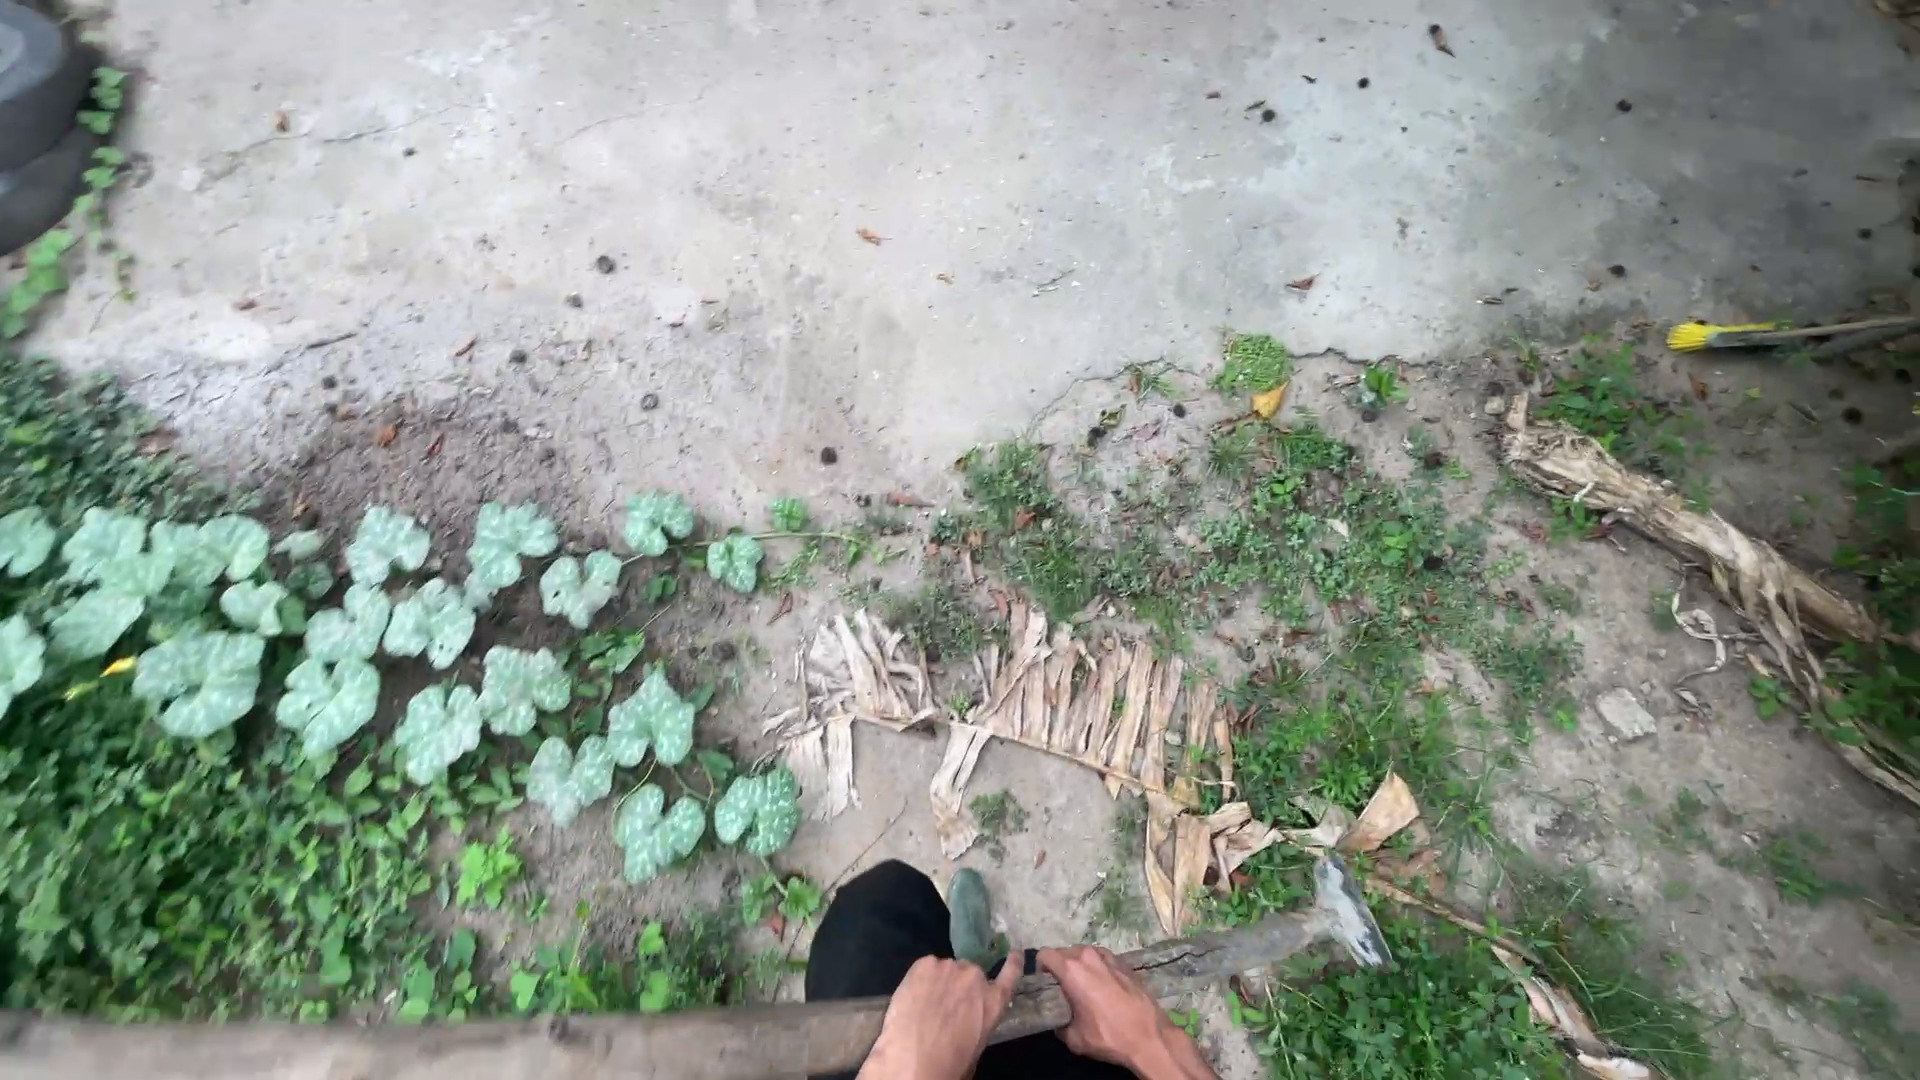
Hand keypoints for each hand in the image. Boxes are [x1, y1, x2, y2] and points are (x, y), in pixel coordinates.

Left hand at [858, 953, 1020, 1079]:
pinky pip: (927, 967)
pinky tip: (914, 997)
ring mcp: (950, 967)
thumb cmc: (950, 1065)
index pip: (1011, 974)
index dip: (1013, 962)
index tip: (1016, 951)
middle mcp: (975, 978)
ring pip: (946, 970)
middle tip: (946, 1006)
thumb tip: (969, 1018)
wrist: (914, 1063)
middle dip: (960, 986)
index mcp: (993, 1002)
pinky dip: (921, 980)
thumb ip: (979, 1020)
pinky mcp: (926, 963)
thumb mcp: (976, 1047)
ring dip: (940, 982)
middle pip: (970, 973)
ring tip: (926, 1005)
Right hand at [1036, 946, 1214, 1079]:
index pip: (1045, 954)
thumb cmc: (1108, 1035)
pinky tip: (1103, 986)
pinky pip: (1101, 958)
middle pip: (1063, 952)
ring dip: (1079, 966)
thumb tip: (1057, 1021)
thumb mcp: (1075, 1038)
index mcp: (1071, 969)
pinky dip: (1096, 967)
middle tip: (1062, 988)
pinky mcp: (1122, 961)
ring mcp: (1107, 956)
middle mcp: (1087, 955)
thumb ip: (1059, 1024)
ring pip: (1083, 953)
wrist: (1149, 1035)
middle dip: (1059, 967)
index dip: (1040, 968)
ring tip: (1084, 986)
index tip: (1044, 983)